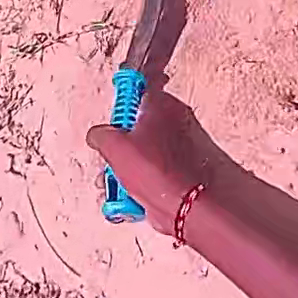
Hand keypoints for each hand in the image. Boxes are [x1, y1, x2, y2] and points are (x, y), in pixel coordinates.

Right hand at [86, 91, 218, 219]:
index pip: (138, 90)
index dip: (121, 104)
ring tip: (122, 189)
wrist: (199, 208)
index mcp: (162, 105)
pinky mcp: (189, 173)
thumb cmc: (166, 172)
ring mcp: (185, 148)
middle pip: (138, 128)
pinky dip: (146, 186)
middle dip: (120, 149)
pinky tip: (136, 200)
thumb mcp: (115, 148)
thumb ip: (101, 135)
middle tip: (112, 163)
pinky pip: (159, 174)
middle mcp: (177, 122)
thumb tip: (98, 136)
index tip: (112, 115)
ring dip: (130, 172)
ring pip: (148, 154)